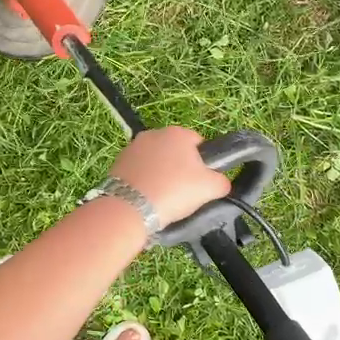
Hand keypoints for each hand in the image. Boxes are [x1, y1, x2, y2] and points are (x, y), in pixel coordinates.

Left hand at [107, 127, 229, 225]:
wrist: (130, 207)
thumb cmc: (174, 191)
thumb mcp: (211, 187)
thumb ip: (222, 181)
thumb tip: (220, 182)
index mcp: (177, 133)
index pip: (198, 142)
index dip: (203, 162)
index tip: (200, 180)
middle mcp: (152, 133)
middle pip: (174, 151)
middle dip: (180, 167)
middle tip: (184, 190)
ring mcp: (132, 147)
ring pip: (155, 160)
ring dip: (160, 173)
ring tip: (163, 195)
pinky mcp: (117, 162)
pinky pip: (138, 170)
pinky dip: (143, 180)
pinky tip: (146, 196)